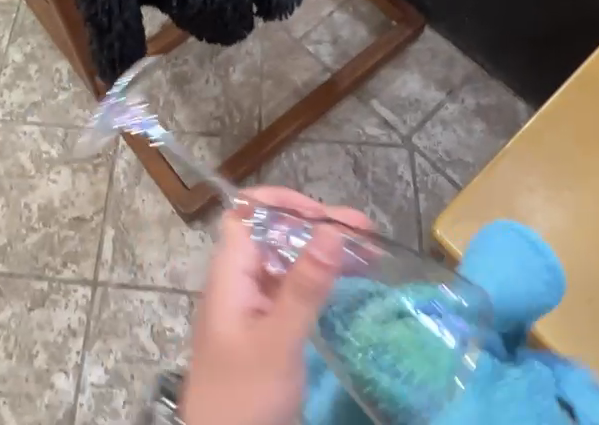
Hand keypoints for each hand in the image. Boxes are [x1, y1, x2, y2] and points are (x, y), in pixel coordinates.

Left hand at [180, 186, 371, 424]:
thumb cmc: (243, 396)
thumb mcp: (278, 341)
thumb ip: (304, 287)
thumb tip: (330, 229)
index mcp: (231, 272)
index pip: (248, 212)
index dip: (283, 203)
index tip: (326, 216)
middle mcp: (238, 280)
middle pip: (273, 234)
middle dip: (316, 227)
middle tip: (366, 233)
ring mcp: (250, 306)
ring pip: (285, 261)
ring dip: (321, 252)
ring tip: (367, 252)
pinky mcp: (264, 330)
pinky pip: (290, 290)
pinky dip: (317, 280)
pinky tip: (346, 284)